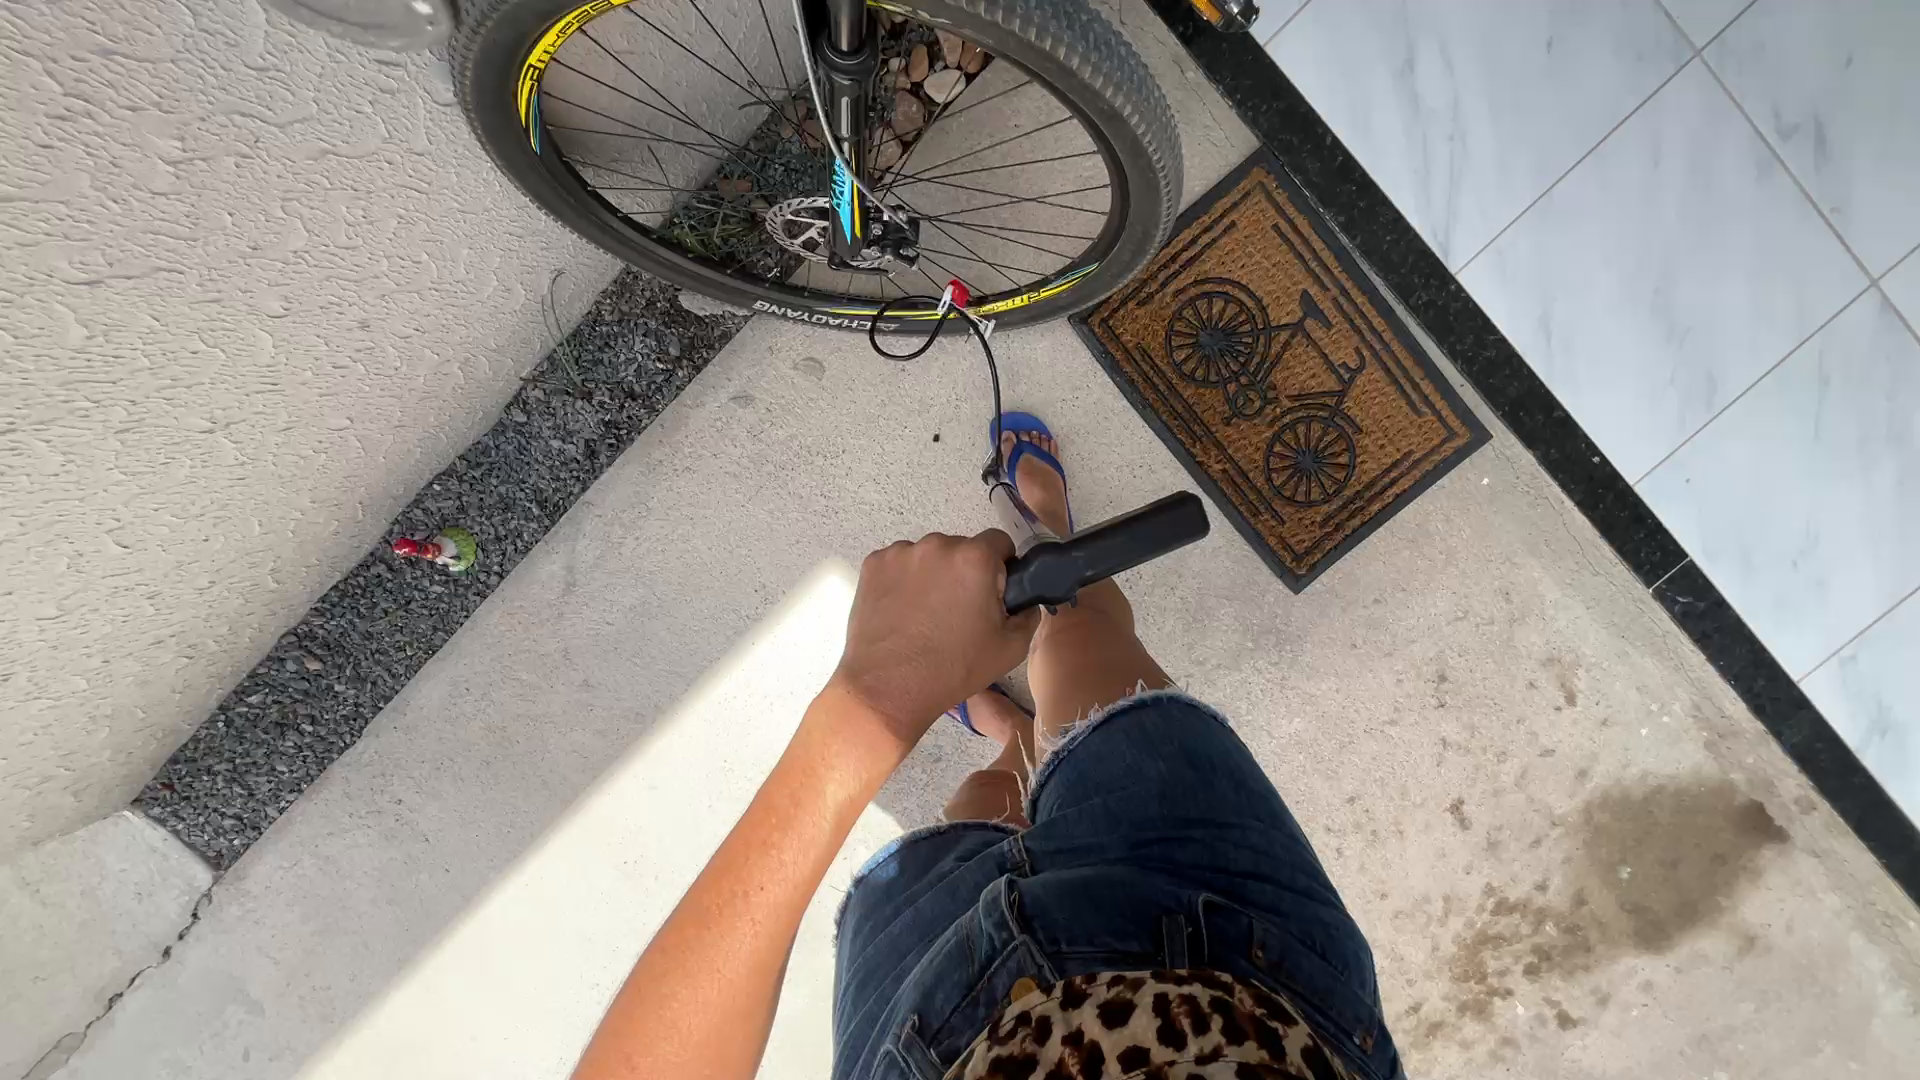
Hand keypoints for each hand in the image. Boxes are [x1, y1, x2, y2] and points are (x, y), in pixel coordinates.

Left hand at [829, 529, 1040, 752]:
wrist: (888, 687)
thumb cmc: (952, 669)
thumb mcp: (1010, 648)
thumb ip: (1029, 614)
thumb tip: (1026, 601)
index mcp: (975, 558)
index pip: (999, 541)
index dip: (1001, 565)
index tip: (993, 590)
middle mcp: (937, 545)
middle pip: (962, 548)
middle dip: (965, 572)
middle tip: (960, 611)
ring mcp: (900, 553)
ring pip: (929, 556)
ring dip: (934, 574)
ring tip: (927, 615)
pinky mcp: (873, 564)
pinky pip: (899, 564)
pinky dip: (904, 580)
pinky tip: (903, 611)